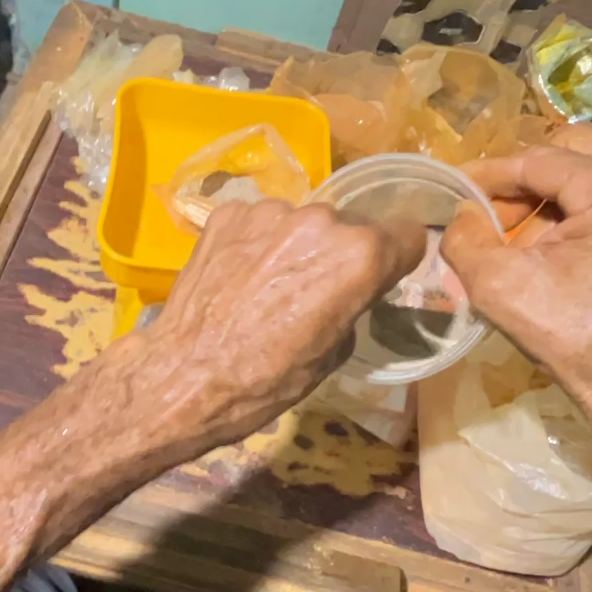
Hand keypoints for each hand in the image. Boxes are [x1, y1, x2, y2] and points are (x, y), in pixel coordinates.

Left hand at [143, 199, 422, 447]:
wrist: (186, 375)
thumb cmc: (268, 379)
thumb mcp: (335, 352)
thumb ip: (353, 302)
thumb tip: (347, 289)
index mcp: (358, 256)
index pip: (405, 235)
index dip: (395, 259)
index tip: (379, 277)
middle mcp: (319, 220)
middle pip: (349, 226)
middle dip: (339, 253)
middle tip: (314, 290)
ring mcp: (269, 211)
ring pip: (301, 221)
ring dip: (294, 245)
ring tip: (267, 286)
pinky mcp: (228, 213)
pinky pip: (258, 222)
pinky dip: (255, 242)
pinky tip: (237, 276)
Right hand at [440, 124, 591, 446]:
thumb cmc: (577, 343)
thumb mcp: (499, 288)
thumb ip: (464, 238)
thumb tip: (460, 212)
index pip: (540, 159)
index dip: (490, 173)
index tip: (456, 187)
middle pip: (574, 150)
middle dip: (525, 178)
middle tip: (492, 214)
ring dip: (552, 192)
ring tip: (521, 234)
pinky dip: (580, 207)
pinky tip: (555, 244)